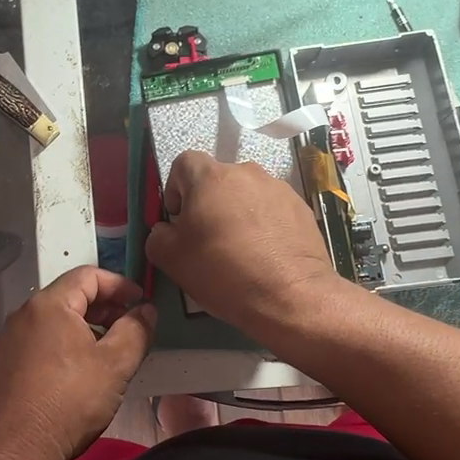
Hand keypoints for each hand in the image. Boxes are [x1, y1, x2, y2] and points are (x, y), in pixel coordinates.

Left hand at [0, 266, 155, 459]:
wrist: (16, 453)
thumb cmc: (68, 403)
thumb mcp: (115, 366)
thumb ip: (136, 330)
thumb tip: (146, 310)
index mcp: (49, 305)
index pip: (88, 275)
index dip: (120, 285)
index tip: (141, 302)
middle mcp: (24, 314)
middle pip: (70, 295)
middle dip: (105, 306)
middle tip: (131, 325)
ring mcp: (11, 339)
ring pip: (55, 319)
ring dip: (86, 326)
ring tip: (111, 349)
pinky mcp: (5, 363)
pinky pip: (41, 339)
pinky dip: (65, 342)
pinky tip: (81, 369)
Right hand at [144, 150, 341, 332]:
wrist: (291, 297)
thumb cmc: (223, 272)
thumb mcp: (171, 259)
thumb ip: (158, 235)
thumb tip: (166, 231)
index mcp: (211, 177)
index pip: (184, 162)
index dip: (176, 188)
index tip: (180, 218)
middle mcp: (246, 173)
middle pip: (217, 179)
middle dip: (208, 203)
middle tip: (208, 238)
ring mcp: (278, 188)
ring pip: (246, 193)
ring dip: (238, 212)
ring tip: (241, 249)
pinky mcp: (302, 208)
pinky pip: (272, 209)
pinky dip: (264, 224)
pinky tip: (265, 254)